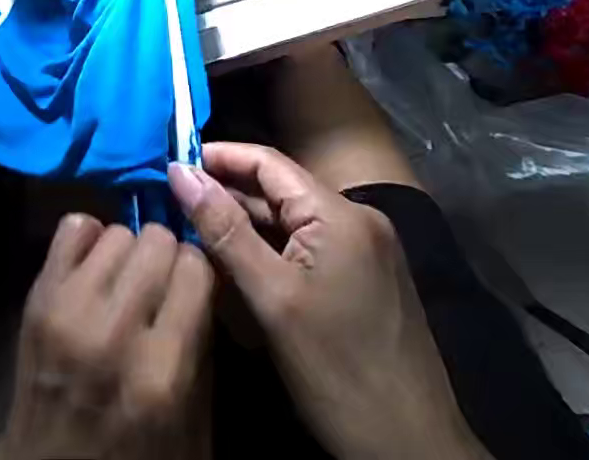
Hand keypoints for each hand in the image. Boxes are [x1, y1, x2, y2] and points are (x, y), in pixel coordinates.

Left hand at [0, 215, 213, 459]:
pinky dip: (88, 238)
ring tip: (122, 282)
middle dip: (164, 257)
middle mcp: (115, 334)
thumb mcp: (192, 412)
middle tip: (156, 285)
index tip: (190, 287)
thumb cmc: (132, 446)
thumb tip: (209, 263)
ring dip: (127, 251)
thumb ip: (203, 334)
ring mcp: (70, 312)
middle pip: (158, 239)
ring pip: (119, 231)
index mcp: (161, 370)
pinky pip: (75, 226)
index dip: (197, 272)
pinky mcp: (38, 299)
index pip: (196, 266)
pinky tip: (93, 268)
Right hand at [169, 143, 489, 459]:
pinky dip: (273, 247)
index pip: (270, 162)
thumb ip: (226, 231)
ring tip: (196, 227)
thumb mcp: (272, 300)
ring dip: (248, 222)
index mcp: (339, 211)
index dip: (222, 157)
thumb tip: (182, 173)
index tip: (175, 162)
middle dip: (230, 192)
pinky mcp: (365, 273)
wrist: (413, 444)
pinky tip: (240, 260)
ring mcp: (365, 245)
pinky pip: (310, 244)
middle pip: (282, 190)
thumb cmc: (336, 370)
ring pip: (294, 219)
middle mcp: (356, 216)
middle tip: (176, 200)